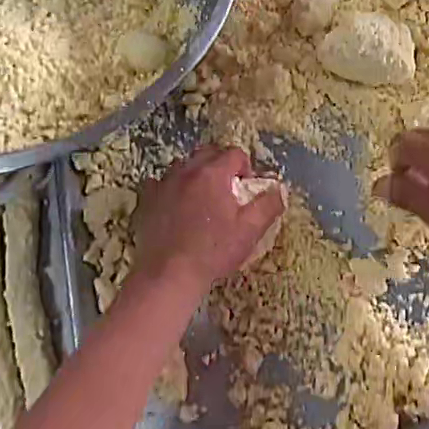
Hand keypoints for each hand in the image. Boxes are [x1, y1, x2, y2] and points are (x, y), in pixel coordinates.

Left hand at [132, 147, 284, 290]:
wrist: (169, 275)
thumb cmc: (213, 252)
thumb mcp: (250, 230)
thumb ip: (268, 205)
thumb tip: (279, 189)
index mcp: (213, 173)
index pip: (235, 153)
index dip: (246, 168)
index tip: (247, 189)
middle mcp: (187, 170)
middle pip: (209, 153)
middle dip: (222, 165)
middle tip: (228, 190)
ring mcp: (164, 183)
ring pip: (185, 165)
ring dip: (197, 174)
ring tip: (204, 198)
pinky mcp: (148, 198)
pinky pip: (161, 182)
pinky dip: (172, 187)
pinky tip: (177, 205)